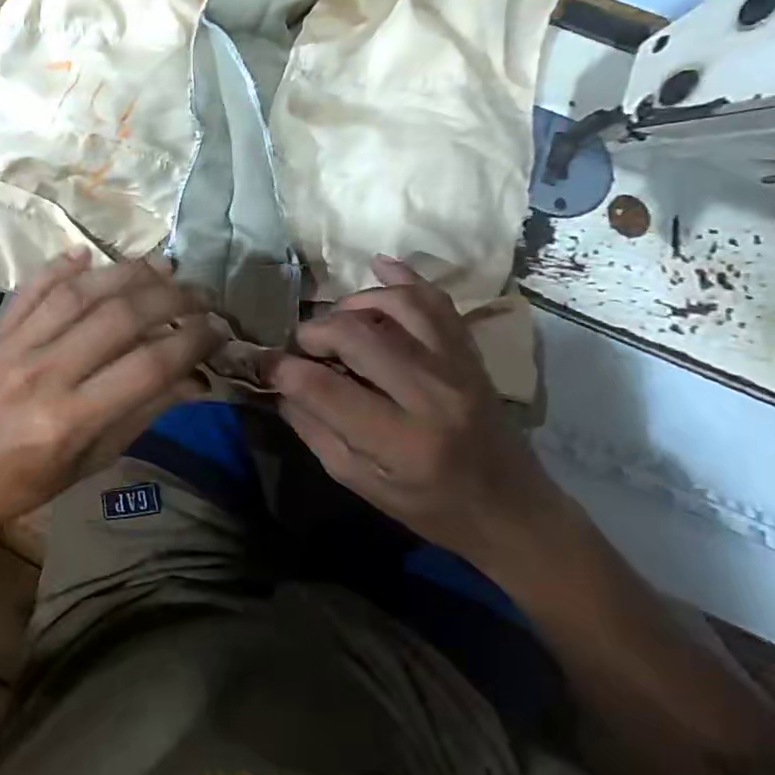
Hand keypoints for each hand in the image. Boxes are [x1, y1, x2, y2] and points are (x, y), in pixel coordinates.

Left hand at [0, 252, 220, 539]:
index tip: (217, 328)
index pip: (147, 366)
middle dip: (169, 299)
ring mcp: (13, 347)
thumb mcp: (92, 462)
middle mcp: (43, 374)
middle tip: (197, 293)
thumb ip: (143, 415)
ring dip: (124, 273)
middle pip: (118, 318)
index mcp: (70, 419)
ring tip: (160, 267)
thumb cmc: (25, 484)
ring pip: (78, 293)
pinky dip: (61, 267)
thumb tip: (196, 379)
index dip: (191, 341)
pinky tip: (89, 254)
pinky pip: (31, 289)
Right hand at [266, 256, 567, 567]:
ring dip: (350, 305)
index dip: (281, 369)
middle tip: (300, 349)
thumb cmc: (431, 507)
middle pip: (355, 335)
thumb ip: (313, 430)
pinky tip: (377, 266)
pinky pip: (436, 300)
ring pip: (394, 307)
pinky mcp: (470, 353)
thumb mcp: (360, 483)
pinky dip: (403, 278)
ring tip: (334, 323)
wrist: (512, 509)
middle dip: (312, 333)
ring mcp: (457, 367)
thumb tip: (278, 384)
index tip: (262, 363)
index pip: (323, 388)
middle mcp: (432, 395)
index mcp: (400, 442)